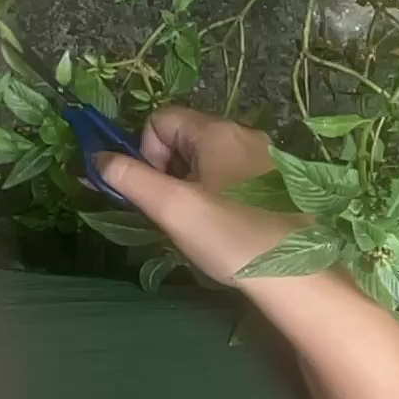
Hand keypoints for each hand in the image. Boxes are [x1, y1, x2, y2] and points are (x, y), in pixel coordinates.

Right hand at [97, 107, 305, 284]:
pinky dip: (216, 195)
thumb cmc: (230, 236)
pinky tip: (226, 227)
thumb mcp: (171, 208)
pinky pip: (231, 176)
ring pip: (207, 160)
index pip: (160, 120)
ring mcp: (267, 159)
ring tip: (199, 223)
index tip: (156, 190)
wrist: (299, 279)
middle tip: (173, 211)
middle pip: (183, 138)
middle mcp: (244, 135)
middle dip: (167, 171)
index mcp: (217, 132)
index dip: (146, 152)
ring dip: (190, 185)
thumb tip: (98, 158)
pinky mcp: (280, 185)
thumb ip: (129, 178)